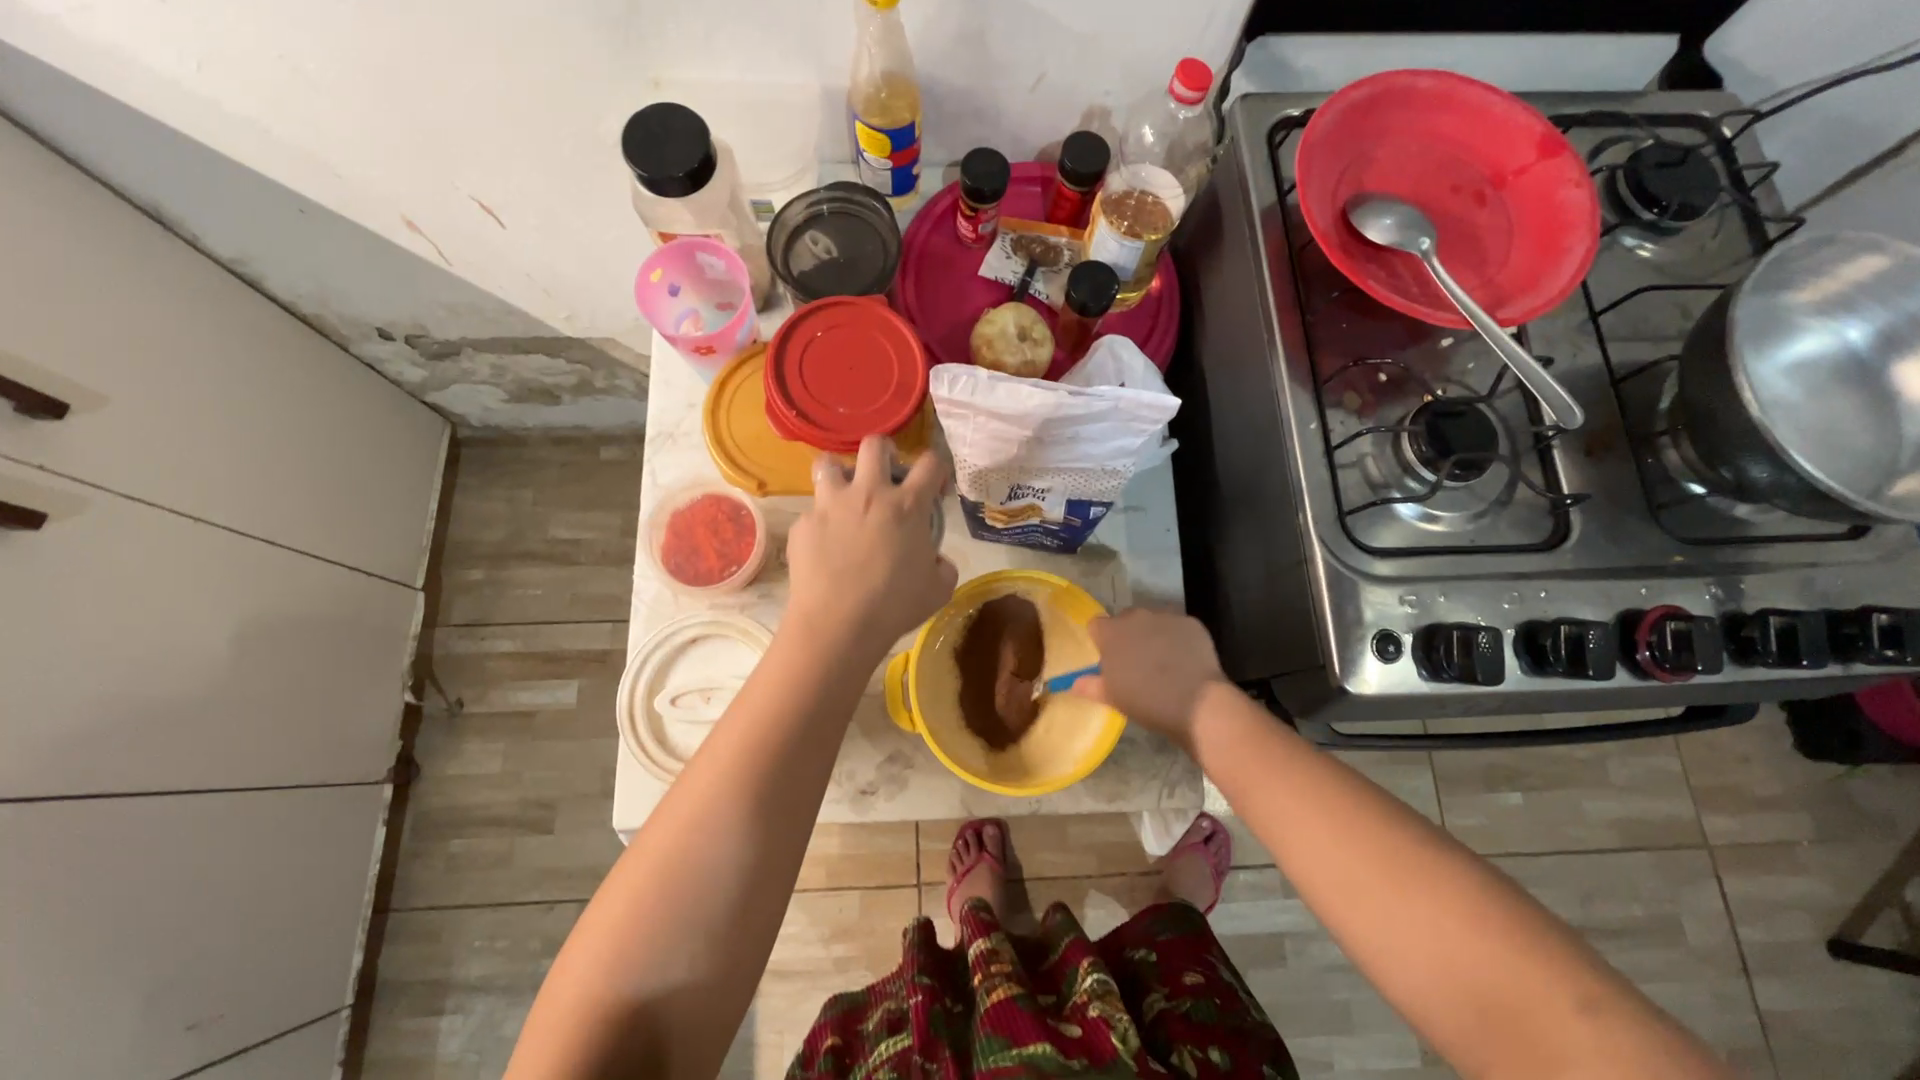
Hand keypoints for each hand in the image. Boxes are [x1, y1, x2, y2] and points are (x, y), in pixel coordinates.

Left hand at [786, 437, 957, 659]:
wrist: (838, 624)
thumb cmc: (894, 607)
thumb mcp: (938, 590)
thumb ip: (941, 566)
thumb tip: (936, 560)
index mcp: (907, 505)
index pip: (931, 463)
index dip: (936, 470)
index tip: (935, 488)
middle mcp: (868, 493)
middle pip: (875, 444)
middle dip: (884, 452)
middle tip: (885, 476)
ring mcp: (830, 505)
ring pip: (828, 463)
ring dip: (839, 475)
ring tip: (844, 497)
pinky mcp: (803, 524)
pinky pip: (811, 511)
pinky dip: (820, 522)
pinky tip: (824, 546)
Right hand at [1070, 608, 1225, 746]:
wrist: (1196, 703)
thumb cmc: (1146, 701)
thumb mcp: (1113, 698)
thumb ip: (1091, 686)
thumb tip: (1074, 683)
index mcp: (1112, 632)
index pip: (1096, 625)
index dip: (1101, 641)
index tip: (1109, 660)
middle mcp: (1137, 616)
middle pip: (1126, 620)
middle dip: (1128, 636)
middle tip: (1136, 663)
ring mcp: (1166, 617)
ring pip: (1153, 622)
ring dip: (1153, 635)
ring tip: (1164, 663)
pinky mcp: (1191, 623)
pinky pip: (1178, 628)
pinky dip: (1178, 639)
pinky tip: (1185, 661)